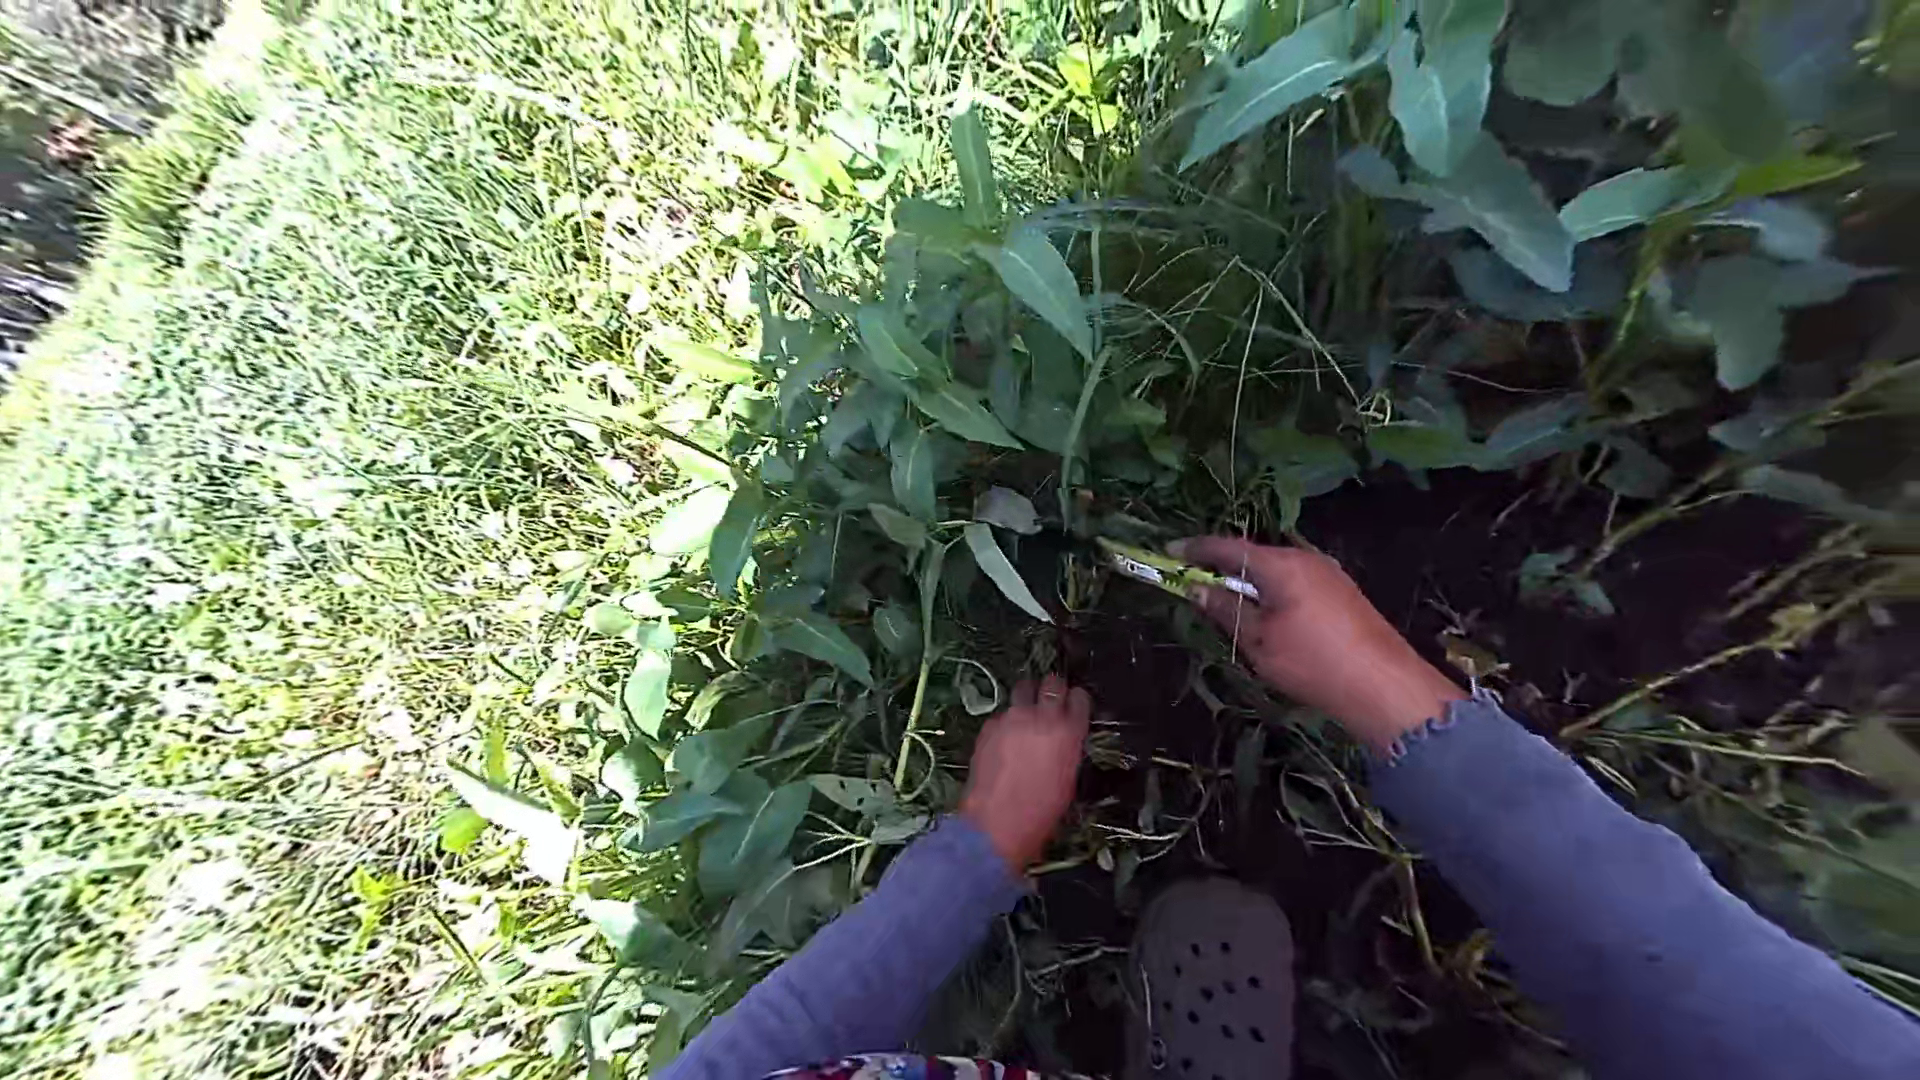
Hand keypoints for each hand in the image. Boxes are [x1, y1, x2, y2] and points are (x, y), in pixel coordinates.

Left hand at [959, 674, 1090, 871]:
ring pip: (1023, 689)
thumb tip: (1062, 740)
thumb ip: (1066, 750)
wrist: (996, 823)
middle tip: (1051, 697)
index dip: (1077, 699)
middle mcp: (1042, 718)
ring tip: (1026, 709)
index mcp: (1069, 733)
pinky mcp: (990, 725)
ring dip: (1027, 696)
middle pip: (1052, 684)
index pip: (1080, 698)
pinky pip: (1002, 713)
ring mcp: (1013, 718)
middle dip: (1053, 688)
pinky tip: (1004, 737)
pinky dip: (1006, 720)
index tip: (1075, 702)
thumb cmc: (1040, 813)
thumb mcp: (1067, 780)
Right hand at [1174, 537, 1465, 752]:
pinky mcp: (1340, 591)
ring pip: (1273, 568)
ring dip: (1245, 579)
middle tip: (1193, 581)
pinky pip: (1292, 579)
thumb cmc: (1312, 662)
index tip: (1169, 553)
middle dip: (1220, 565)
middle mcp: (1306, 558)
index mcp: (1281, 565)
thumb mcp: (1257, 639)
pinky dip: (1268, 588)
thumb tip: (1195, 588)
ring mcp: (1327, 573)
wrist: (1387, 689)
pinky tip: (1263, 611)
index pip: (1227, 547)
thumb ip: (1224, 608)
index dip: (1195, 549)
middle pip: (1252, 554)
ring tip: (1224, 600)